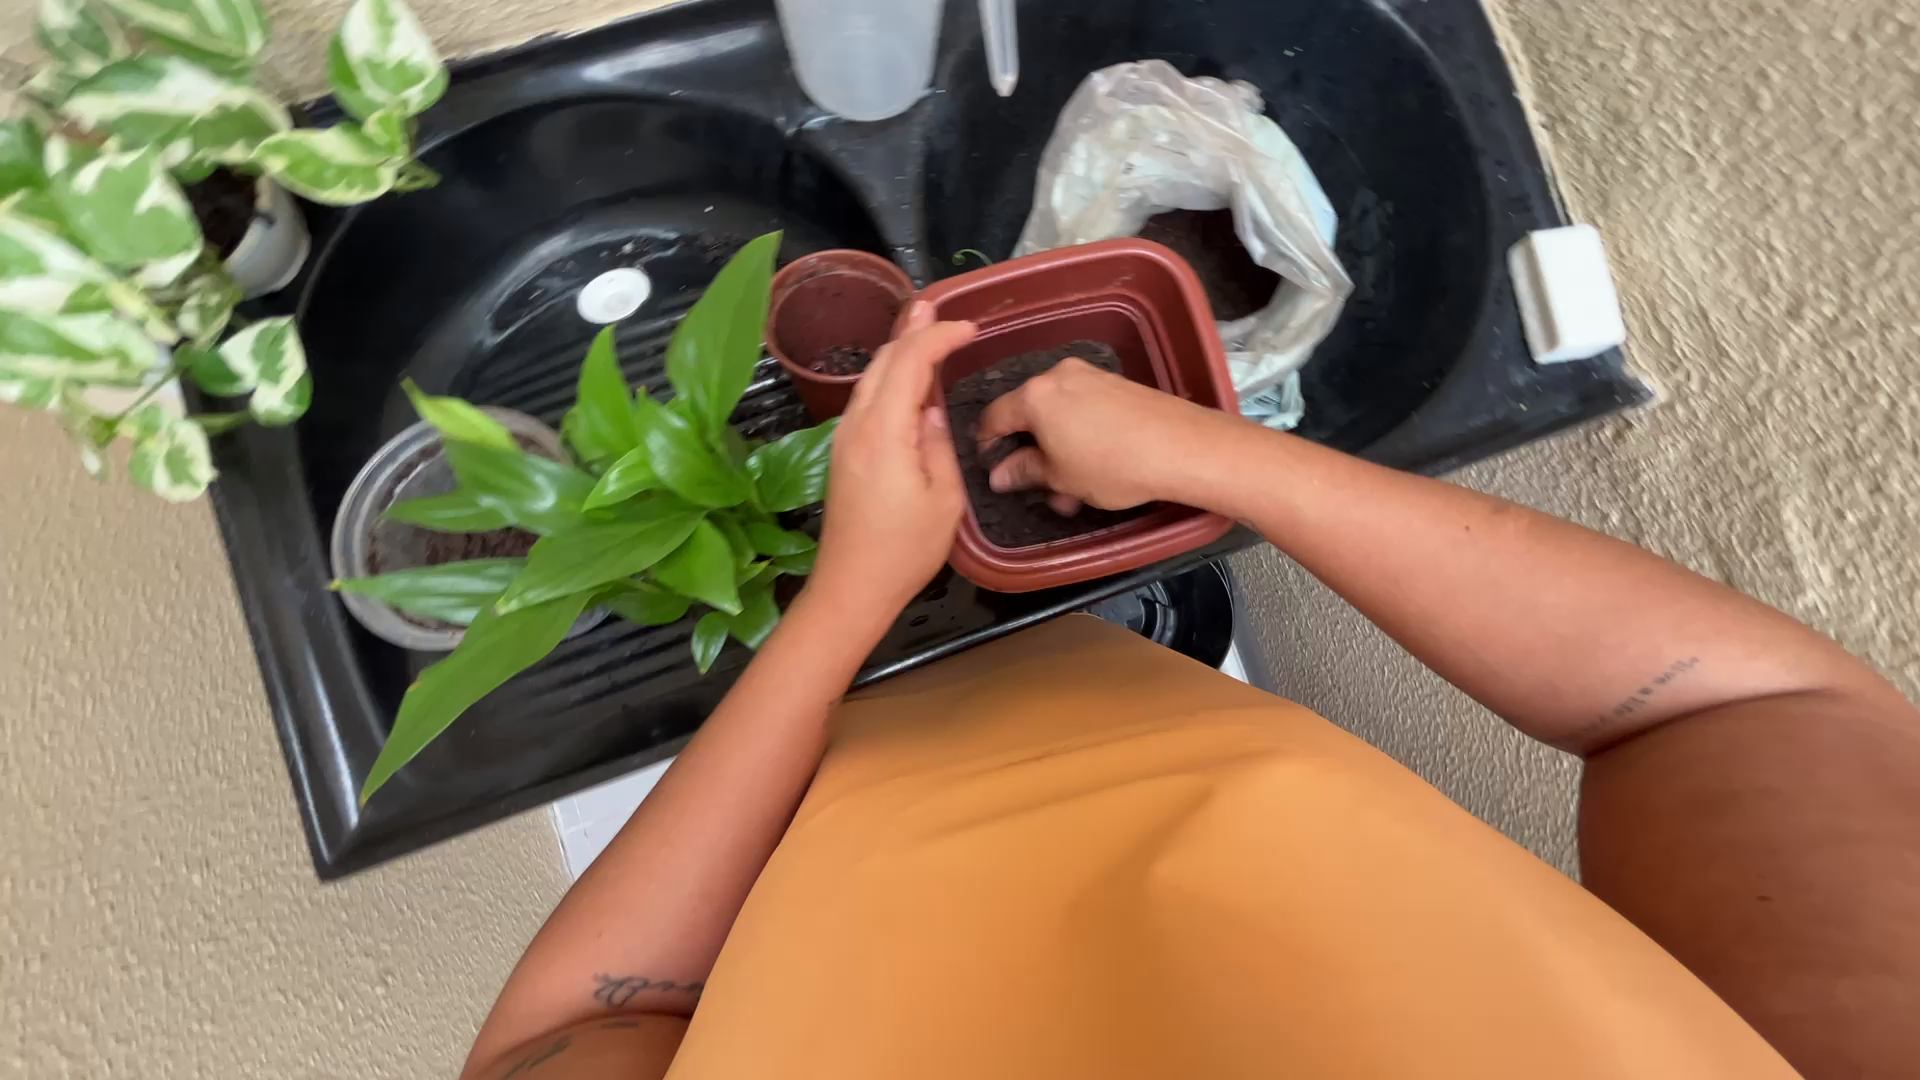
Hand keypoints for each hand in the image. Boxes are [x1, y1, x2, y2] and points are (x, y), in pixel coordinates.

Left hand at [808, 302, 975, 624]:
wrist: (852, 586)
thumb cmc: (905, 549)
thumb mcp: (943, 499)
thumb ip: (937, 444)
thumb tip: (931, 412)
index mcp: (884, 432)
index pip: (910, 364)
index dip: (938, 338)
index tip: (969, 328)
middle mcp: (857, 425)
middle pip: (882, 362)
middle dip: (911, 331)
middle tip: (937, 309)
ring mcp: (845, 439)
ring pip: (869, 379)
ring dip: (897, 352)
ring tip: (922, 330)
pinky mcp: (843, 454)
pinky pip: (866, 401)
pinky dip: (888, 378)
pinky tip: (904, 380)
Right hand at [976, 357, 1243, 513]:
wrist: (1181, 447)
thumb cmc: (1110, 465)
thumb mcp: (1060, 476)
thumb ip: (1023, 471)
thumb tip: (998, 474)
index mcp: (1035, 396)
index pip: (994, 417)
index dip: (986, 445)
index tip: (990, 467)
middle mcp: (1058, 376)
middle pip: (1029, 414)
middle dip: (1030, 453)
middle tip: (1039, 488)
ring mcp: (1091, 376)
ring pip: (1059, 415)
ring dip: (1057, 450)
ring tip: (1073, 489)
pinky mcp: (1116, 385)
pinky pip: (1083, 409)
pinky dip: (1079, 436)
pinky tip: (1094, 467)